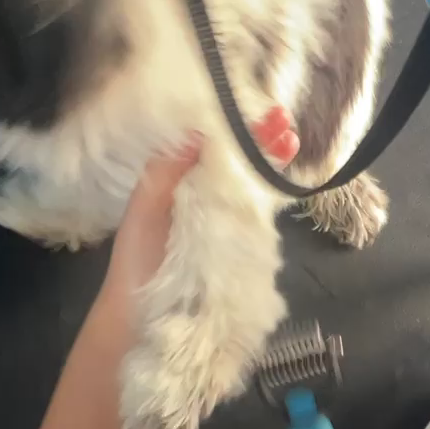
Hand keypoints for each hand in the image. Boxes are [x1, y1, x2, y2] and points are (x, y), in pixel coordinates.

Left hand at [102, 109, 292, 303]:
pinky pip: (254, 219)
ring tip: (291, 145)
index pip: (212, 144)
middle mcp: (202, 197)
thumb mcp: (146, 206)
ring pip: (248, 186)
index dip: (236, 127)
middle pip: (236, 163)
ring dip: (269, 166)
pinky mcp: (235, 249)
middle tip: (286, 126)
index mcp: (178, 180)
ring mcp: (221, 223)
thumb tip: (198, 129)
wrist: (141, 315)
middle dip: (260, 143)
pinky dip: (269, 199)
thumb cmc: (138, 259)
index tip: (260, 113)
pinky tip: (283, 187)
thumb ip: (168, 169)